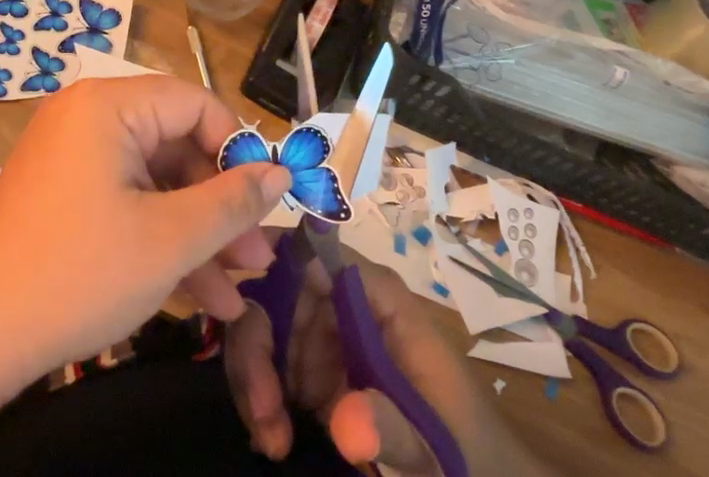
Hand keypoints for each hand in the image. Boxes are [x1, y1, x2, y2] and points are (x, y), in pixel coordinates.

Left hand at [0, 76, 292, 369]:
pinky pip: (127, 203)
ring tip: (236, 291)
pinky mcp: (64, 197)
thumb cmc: (79, 277)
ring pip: (156, 184)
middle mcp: (86, 119)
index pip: (195, 103)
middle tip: (258, 257)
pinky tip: (201, 296)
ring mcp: (72, 160)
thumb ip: (232, 201)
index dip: (238, 149)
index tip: (270, 199)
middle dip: (221, 206)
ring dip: (197, 235)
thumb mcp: (170, 240)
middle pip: (176, 146)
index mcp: (107, 107)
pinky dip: (160, 241)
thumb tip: (281, 173)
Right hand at [225, 254, 537, 475]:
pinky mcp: (317, 369)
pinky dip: (260, 396)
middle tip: (263, 416)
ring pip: (264, 328)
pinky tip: (274, 436)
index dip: (269, 269)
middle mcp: (349, 305)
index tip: (239, 316)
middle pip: (277, 292)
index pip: (314, 254)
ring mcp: (330, 336)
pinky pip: (270, 363)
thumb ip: (395, 430)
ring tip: (271, 438)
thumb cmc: (469, 454)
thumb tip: (347, 422)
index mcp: (382, 300)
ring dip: (254, 379)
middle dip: (256, 347)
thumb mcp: (436, 448)